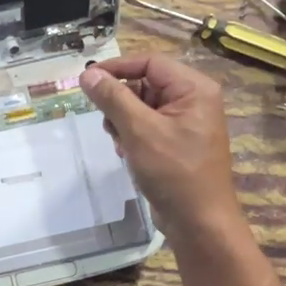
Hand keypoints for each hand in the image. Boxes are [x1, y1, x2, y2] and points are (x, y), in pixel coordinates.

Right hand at [79, 54, 245, 244]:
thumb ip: (112, 98)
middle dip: (120, 102)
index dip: (117, 68)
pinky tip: (128, 154)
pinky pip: (147, 126)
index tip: (86, 80)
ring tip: (121, 143)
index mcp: (194, 89)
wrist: (199, 222)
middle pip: (144, 84)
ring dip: (123, 121)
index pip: (149, 62)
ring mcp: (187, 122)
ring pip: (142, 106)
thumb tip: (88, 73)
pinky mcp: (178, 142)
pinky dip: (132, 136)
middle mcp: (193, 100)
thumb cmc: (174, 172)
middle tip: (108, 123)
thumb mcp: (139, 131)